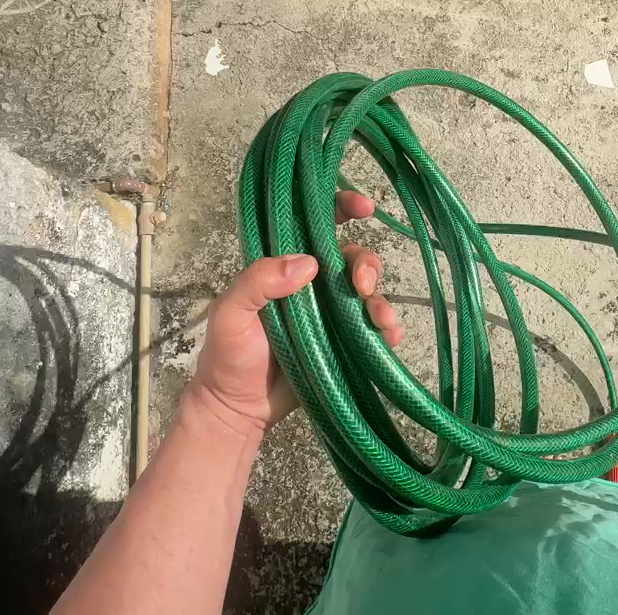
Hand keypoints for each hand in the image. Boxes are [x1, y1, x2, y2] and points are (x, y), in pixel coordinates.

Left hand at [183, 190, 400, 436]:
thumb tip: (308, 263)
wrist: (237, 411)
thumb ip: (258, 281)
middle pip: (353, 257)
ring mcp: (333, 313)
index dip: (342, 206)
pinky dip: (388, 329)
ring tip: (380, 321)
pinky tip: (390, 338)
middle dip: (367, 264)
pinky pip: (374, 328)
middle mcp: (314, 284)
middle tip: (363, 285)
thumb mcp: (230, 313)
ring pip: (369, 291)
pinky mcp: (345, 342)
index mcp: (286, 266)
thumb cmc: (227, 356)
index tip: (364, 207)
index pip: (316, 223)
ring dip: (381, 300)